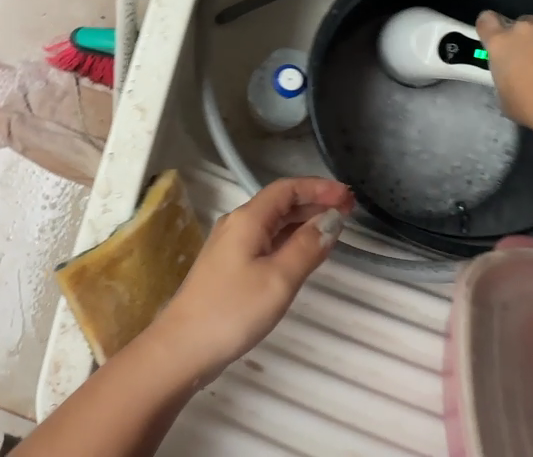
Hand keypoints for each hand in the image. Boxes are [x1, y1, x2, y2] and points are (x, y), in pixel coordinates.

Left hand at [141, 177, 352, 384]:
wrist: (184, 345)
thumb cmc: (233, 310)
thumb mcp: (278, 279)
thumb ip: (307, 247)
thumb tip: (332, 220)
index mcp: (248, 219)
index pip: (286, 189)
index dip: (318, 188)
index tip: (347, 195)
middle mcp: (238, 224)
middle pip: (279, 203)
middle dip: (314, 202)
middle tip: (348, 211)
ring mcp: (231, 246)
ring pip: (273, 223)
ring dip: (303, 221)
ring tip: (333, 228)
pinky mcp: (230, 266)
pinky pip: (266, 241)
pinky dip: (289, 240)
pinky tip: (304, 253)